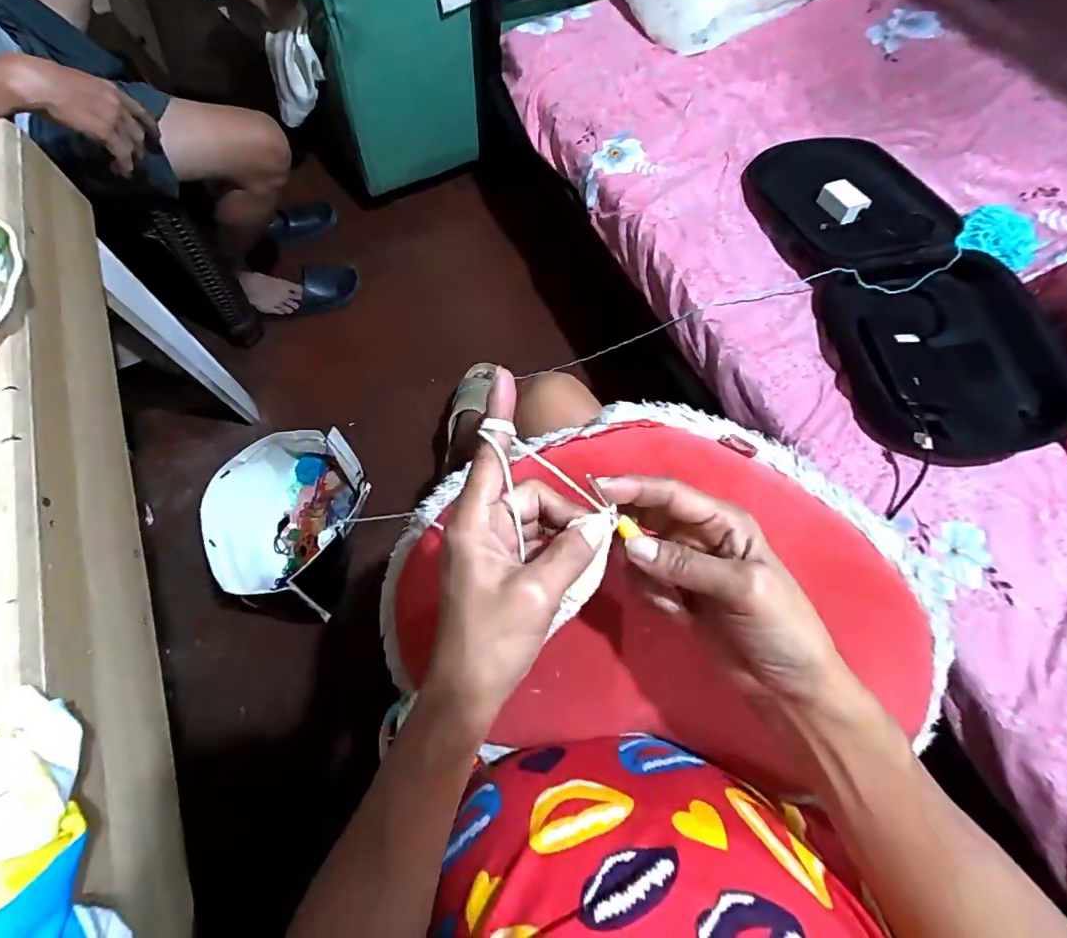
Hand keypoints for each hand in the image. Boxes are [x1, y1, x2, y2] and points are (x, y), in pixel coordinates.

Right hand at [2, 54, 161, 175]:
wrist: (39, 83)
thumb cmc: (48, 81)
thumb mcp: (81, 86)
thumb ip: (94, 98)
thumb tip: (93, 110)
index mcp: (112, 89)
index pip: (140, 110)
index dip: (149, 125)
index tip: (155, 136)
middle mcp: (118, 103)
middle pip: (139, 130)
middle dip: (140, 146)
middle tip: (139, 158)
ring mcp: (114, 118)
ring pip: (134, 144)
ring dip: (133, 158)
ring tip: (129, 168)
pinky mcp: (106, 132)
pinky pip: (123, 153)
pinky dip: (125, 164)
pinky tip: (122, 171)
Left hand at [424, 369, 606, 733]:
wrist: (468, 690)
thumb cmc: (493, 640)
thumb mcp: (538, 595)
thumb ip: (571, 553)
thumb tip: (598, 524)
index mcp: (475, 522)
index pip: (489, 457)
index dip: (496, 415)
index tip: (501, 375)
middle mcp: (480, 525)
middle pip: (529, 494)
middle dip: (564, 513)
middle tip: (592, 545)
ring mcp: (490, 546)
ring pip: (536, 519)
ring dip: (563, 536)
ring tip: (582, 568)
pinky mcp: (500, 565)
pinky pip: (534, 542)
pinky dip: (556, 550)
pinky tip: (574, 572)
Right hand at [595, 476, 853, 710]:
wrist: (791, 689)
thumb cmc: (782, 628)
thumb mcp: (743, 589)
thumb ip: (686, 565)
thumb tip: (630, 545)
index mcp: (724, 522)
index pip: (671, 494)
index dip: (634, 487)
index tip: (597, 487)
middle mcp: (700, 536)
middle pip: (648, 514)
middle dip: (624, 521)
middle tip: (596, 534)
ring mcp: (685, 565)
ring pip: (639, 549)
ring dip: (641, 570)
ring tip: (668, 598)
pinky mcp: (675, 594)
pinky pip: (643, 581)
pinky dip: (649, 594)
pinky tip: (676, 614)